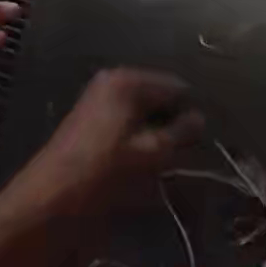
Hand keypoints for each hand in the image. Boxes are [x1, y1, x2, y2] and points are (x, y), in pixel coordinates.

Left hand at [0, 69, 202, 222]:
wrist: (59, 187)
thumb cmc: (108, 168)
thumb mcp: (153, 153)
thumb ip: (181, 132)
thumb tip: (200, 117)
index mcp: (127, 81)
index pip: (175, 86)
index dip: (193, 110)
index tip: (207, 137)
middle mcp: (111, 79)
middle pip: (157, 93)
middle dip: (174, 118)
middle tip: (188, 149)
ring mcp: (99, 93)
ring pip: (143, 106)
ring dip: (157, 126)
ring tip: (168, 155)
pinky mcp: (92, 111)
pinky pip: (128, 113)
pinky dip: (140, 129)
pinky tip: (146, 153)